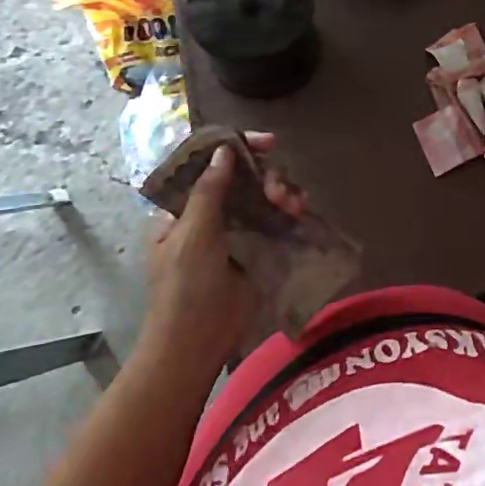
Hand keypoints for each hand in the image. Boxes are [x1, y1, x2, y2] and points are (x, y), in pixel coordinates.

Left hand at [143, 133, 300, 362]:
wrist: (198, 343)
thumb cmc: (184, 288)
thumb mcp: (192, 235)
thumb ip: (209, 191)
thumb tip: (224, 149)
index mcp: (185, 205)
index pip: (212, 162)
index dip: (238, 147)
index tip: (267, 143)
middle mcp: (213, 211)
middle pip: (246, 174)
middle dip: (267, 175)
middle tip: (279, 193)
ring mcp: (238, 228)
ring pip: (266, 193)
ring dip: (283, 191)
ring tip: (293, 207)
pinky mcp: (259, 246)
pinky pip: (278, 217)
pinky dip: (290, 209)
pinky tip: (299, 212)